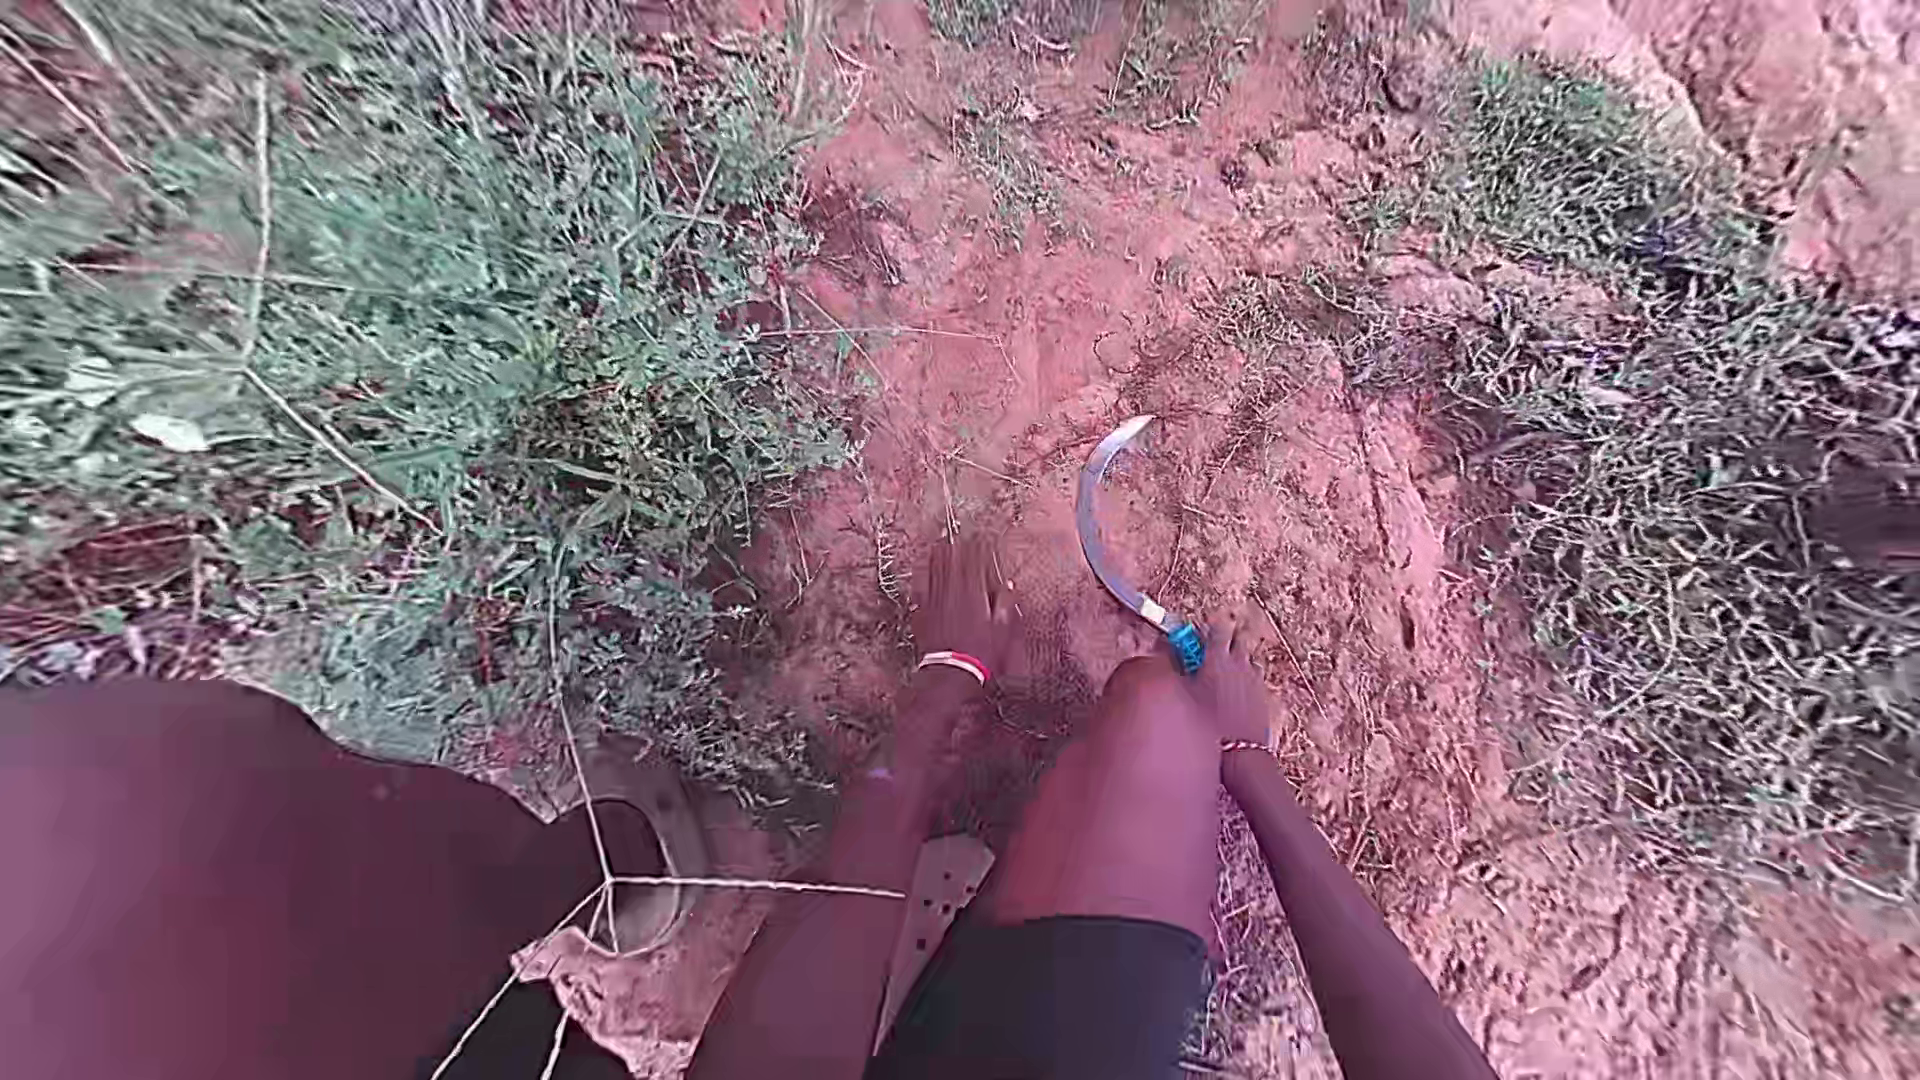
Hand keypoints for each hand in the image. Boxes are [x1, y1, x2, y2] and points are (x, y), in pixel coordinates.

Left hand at [912, 536, 1018, 678]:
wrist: (952, 672)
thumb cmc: (980, 653)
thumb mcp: (1003, 630)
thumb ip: (1006, 606)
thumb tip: (1008, 588)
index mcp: (973, 594)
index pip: (975, 563)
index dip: (978, 549)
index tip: (982, 539)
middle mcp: (952, 593)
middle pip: (952, 563)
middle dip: (956, 548)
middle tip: (956, 536)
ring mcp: (935, 602)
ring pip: (935, 571)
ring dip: (937, 556)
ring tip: (939, 543)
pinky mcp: (923, 612)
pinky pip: (920, 587)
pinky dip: (921, 574)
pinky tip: (920, 567)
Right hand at [1183, 617, 1272, 746]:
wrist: (1240, 754)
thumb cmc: (1208, 722)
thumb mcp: (1183, 691)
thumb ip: (1176, 666)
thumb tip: (1166, 651)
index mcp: (1218, 658)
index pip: (1216, 630)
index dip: (1209, 626)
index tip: (1202, 626)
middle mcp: (1240, 664)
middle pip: (1237, 640)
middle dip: (1227, 638)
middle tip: (1215, 642)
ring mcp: (1254, 680)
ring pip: (1247, 659)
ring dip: (1236, 659)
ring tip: (1223, 668)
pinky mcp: (1263, 696)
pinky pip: (1253, 678)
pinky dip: (1244, 677)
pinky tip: (1234, 690)